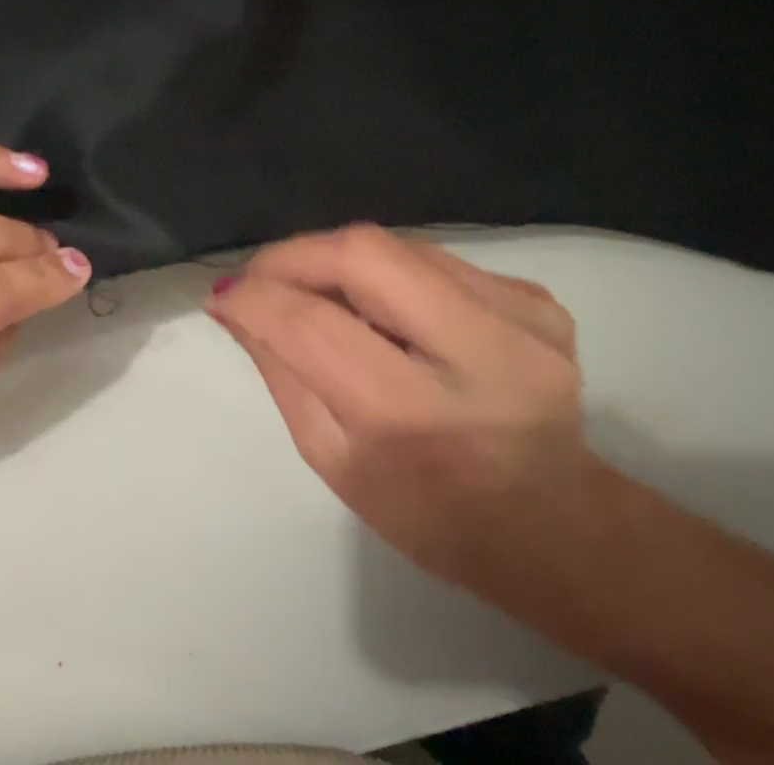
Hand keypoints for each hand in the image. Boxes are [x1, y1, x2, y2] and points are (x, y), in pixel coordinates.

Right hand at [207, 224, 590, 578]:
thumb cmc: (425, 512)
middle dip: (293, 256)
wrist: (552, 526)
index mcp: (413, 415)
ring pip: (399, 247)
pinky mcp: (539, 302)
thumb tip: (235, 304)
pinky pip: (435, 262)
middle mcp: (479, 353)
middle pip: (363, 254)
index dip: (255, 298)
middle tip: (260, 278)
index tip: (221, 296)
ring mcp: (521, 319)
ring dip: (338, 263)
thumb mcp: (330, 458)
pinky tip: (383, 311)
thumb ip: (281, 371)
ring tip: (315, 296)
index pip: (312, 325)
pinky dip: (389, 276)